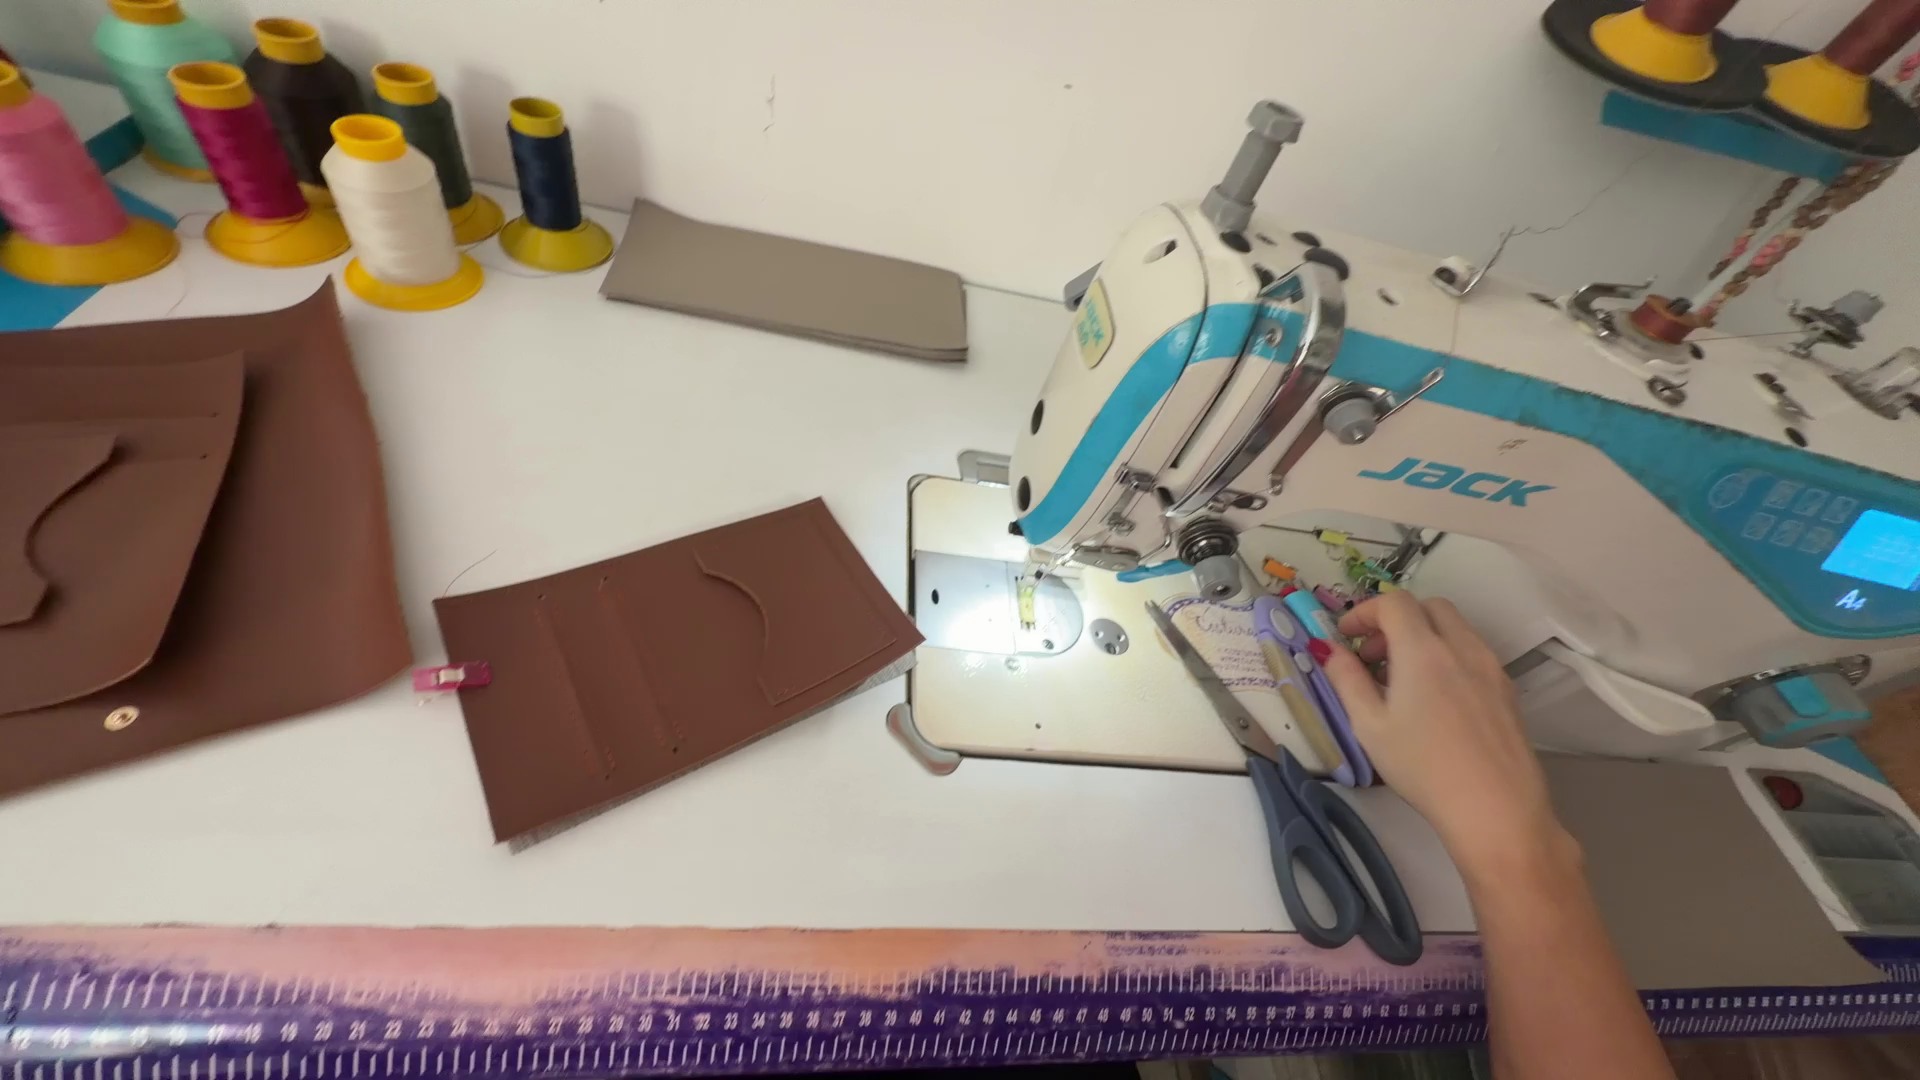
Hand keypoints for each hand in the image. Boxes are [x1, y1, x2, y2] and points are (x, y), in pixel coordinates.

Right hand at [1316, 591, 1573, 881]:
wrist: (1496, 810)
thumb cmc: (1422, 766)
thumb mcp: (1368, 724)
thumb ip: (1345, 678)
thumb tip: (1327, 649)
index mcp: (1423, 651)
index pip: (1393, 603)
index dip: (1363, 612)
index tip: (1346, 637)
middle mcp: (1462, 648)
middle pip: (1428, 606)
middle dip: (1395, 619)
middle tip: (1373, 655)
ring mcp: (1491, 668)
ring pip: (1454, 627)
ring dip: (1422, 635)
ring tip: (1400, 679)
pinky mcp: (1507, 691)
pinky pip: (1471, 652)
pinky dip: (1445, 654)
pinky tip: (1433, 698)